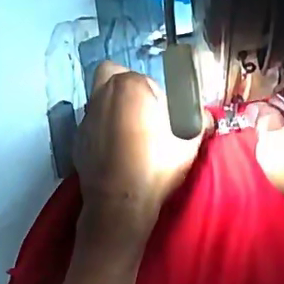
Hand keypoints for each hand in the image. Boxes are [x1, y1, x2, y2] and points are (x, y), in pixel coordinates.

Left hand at [77, 61, 204, 246]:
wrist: (119, 205)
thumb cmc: (155, 169)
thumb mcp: (188, 146)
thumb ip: (199, 124)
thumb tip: (206, 117)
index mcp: (130, 86)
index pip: (147, 81)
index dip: (158, 98)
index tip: (164, 118)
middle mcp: (102, 94)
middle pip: (115, 78)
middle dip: (129, 91)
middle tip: (144, 116)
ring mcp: (85, 117)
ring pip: (100, 101)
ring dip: (113, 110)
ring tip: (129, 136)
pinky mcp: (76, 140)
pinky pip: (92, 126)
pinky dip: (102, 132)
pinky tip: (115, 152)